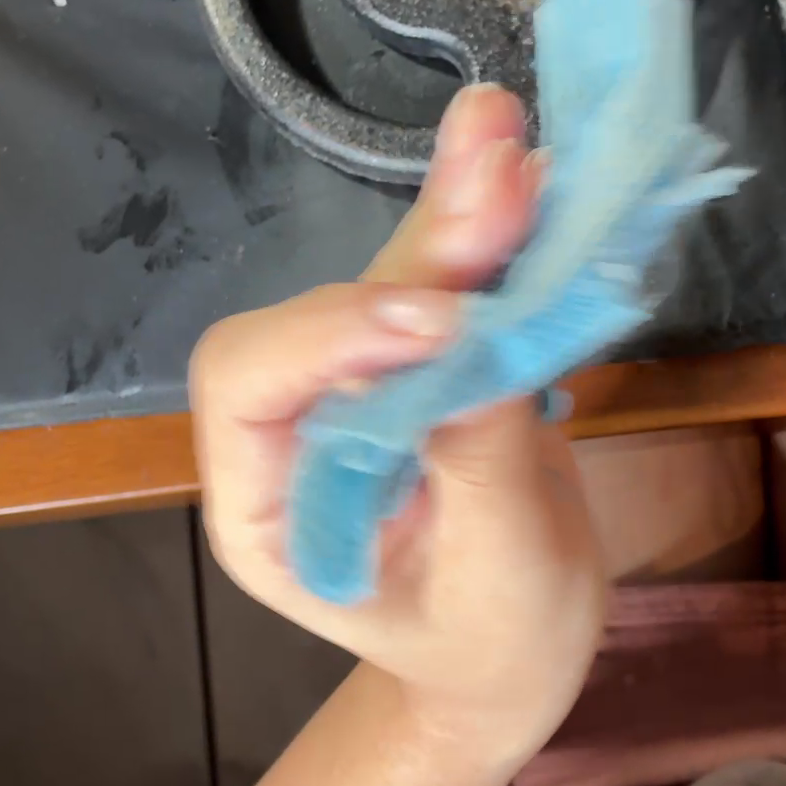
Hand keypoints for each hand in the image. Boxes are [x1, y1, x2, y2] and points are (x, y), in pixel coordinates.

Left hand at [192, 84, 604, 768]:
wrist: (514, 649)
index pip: (251, 383)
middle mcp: (301, 425)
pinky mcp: (432, 361)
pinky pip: (458, 286)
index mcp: (269, 500)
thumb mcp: (493, 581)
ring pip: (405, 279)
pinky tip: (534, 182)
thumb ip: (479, 462)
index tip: (445, 317)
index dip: (335, 336)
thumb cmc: (493, 645)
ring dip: (462, 212)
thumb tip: (483, 337)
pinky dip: (500, 239)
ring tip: (505, 136)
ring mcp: (369, 386)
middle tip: (494, 152)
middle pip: (341, 309)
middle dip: (423, 244)